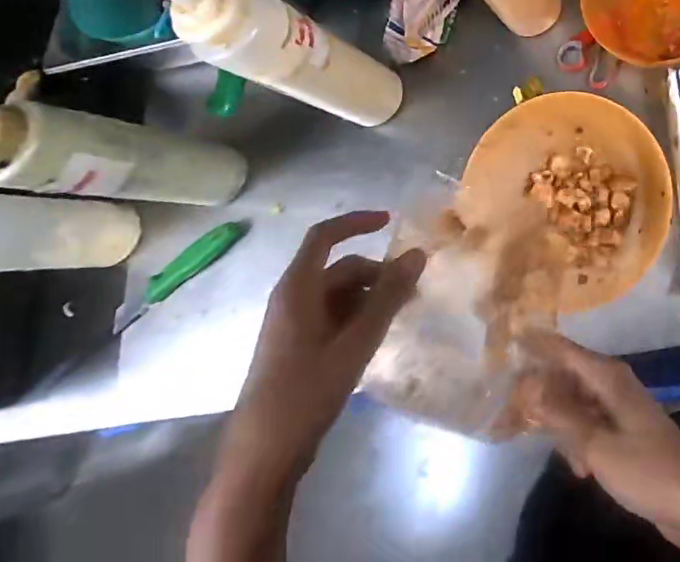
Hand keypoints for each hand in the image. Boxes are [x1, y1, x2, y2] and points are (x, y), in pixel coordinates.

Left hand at [189, 212, 423, 561]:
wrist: (261, 458)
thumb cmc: (305, 393)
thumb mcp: (356, 343)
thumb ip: (388, 298)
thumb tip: (417, 254)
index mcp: (297, 289)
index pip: (324, 236)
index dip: (356, 222)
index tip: (391, 221)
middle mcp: (292, 299)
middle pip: (339, 268)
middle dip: (377, 272)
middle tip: (414, 290)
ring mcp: (292, 326)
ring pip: (338, 295)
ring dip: (371, 296)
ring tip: (403, 315)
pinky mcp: (297, 350)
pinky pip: (332, 318)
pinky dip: (358, 317)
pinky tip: (379, 337)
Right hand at [514, 333, 679, 561]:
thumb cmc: (649, 470)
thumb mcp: (598, 446)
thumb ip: (561, 415)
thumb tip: (527, 385)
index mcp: (607, 376)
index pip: (562, 349)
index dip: (534, 343)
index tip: (505, 339)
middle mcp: (612, 383)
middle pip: (564, 376)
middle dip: (534, 394)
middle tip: (503, 418)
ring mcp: (618, 408)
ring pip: (574, 403)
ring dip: (554, 422)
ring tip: (537, 448)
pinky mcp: (624, 432)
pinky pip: (588, 424)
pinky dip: (576, 440)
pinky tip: (578, 468)